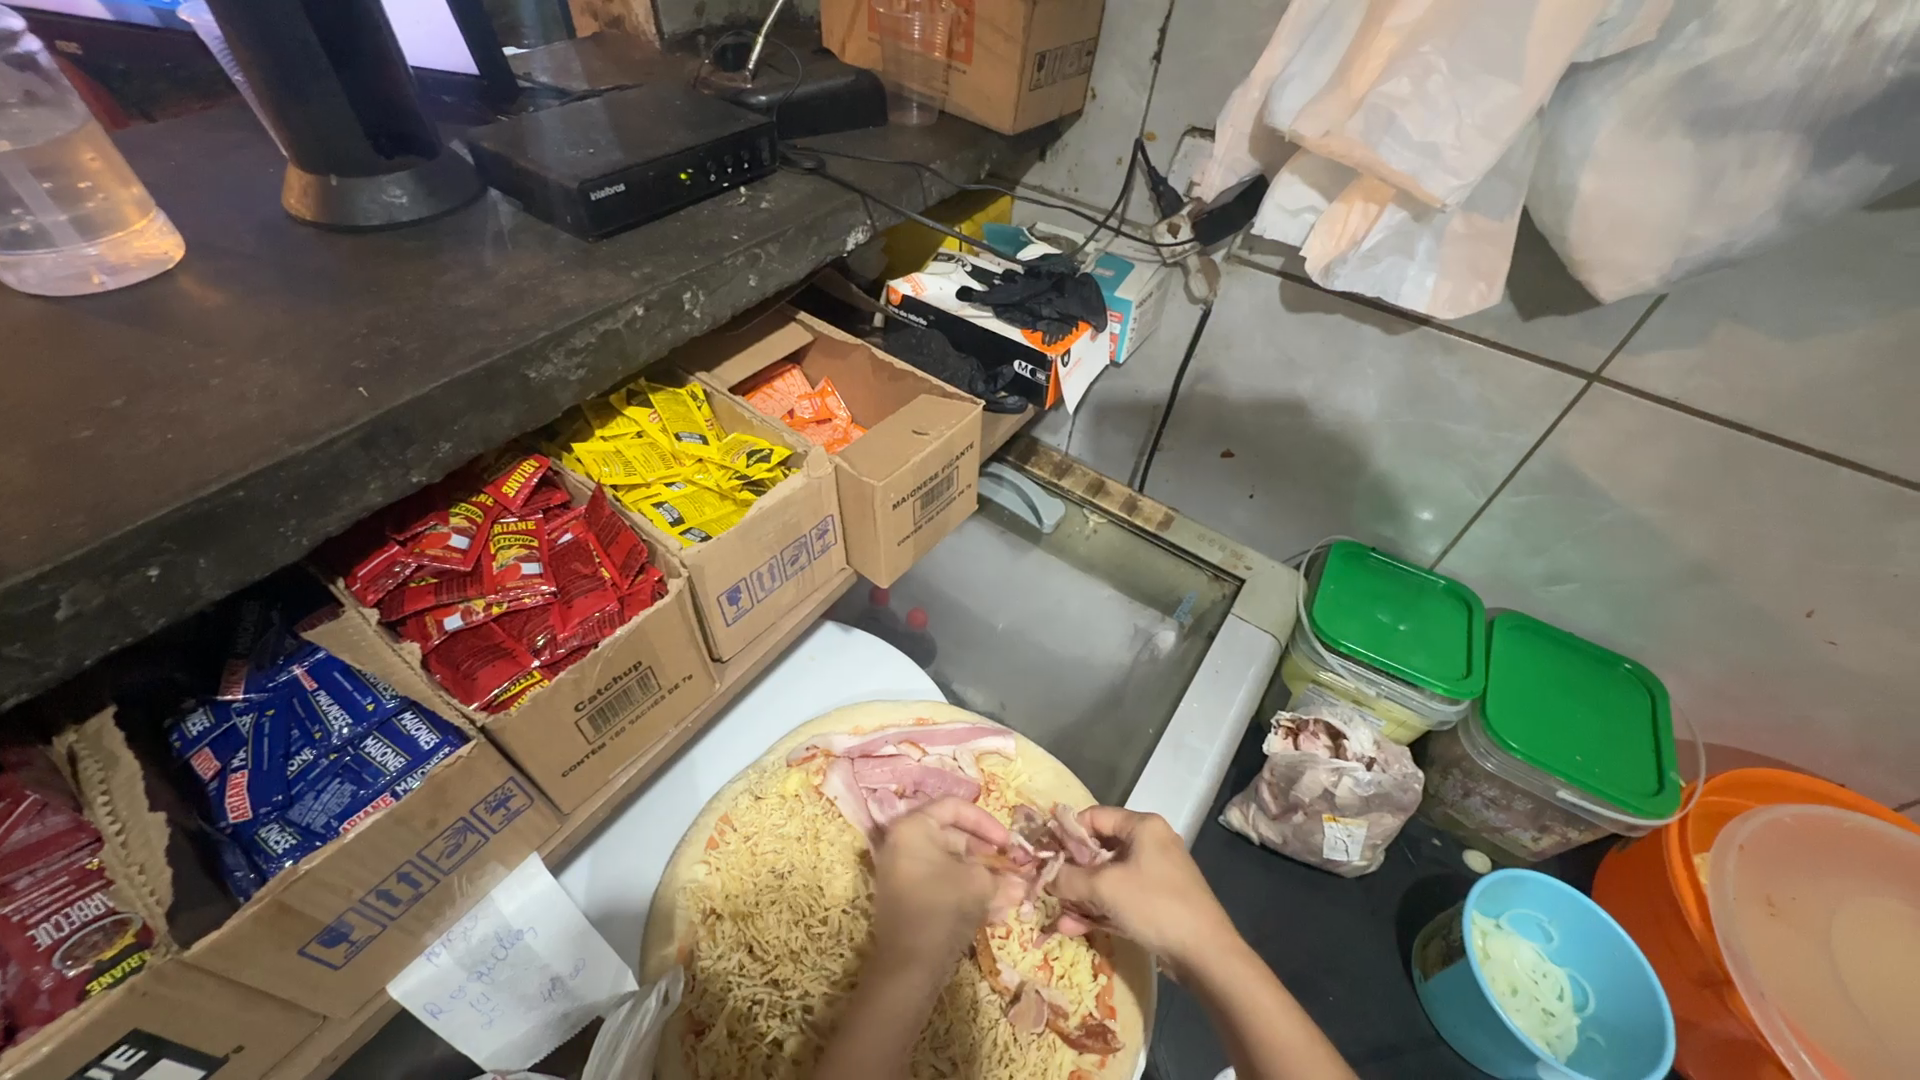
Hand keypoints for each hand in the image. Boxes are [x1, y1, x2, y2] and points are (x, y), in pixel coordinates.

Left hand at [870, 798, 1026, 975]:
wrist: (909, 966)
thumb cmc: (943, 908)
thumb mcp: (979, 884)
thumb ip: (1001, 876)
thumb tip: (1020, 882)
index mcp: (914, 828)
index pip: (953, 807)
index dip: (986, 822)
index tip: (1007, 843)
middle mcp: (903, 844)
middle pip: (953, 836)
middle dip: (987, 855)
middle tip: (1011, 870)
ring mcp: (904, 873)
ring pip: (951, 865)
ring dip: (982, 877)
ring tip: (1010, 894)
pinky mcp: (910, 899)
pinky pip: (943, 885)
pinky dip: (967, 892)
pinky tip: (996, 911)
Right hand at [1049, 807, 1238, 974]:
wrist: (1206, 954)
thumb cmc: (1155, 905)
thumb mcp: (1105, 888)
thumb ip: (1069, 878)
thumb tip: (1045, 876)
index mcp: (1142, 826)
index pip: (1094, 817)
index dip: (1067, 833)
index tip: (1046, 854)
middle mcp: (1150, 843)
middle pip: (1099, 849)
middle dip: (1072, 871)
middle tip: (1049, 887)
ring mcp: (1155, 874)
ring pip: (1108, 877)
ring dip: (1082, 896)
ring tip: (1058, 915)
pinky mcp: (1158, 902)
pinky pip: (1120, 898)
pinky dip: (1099, 909)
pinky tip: (1075, 927)